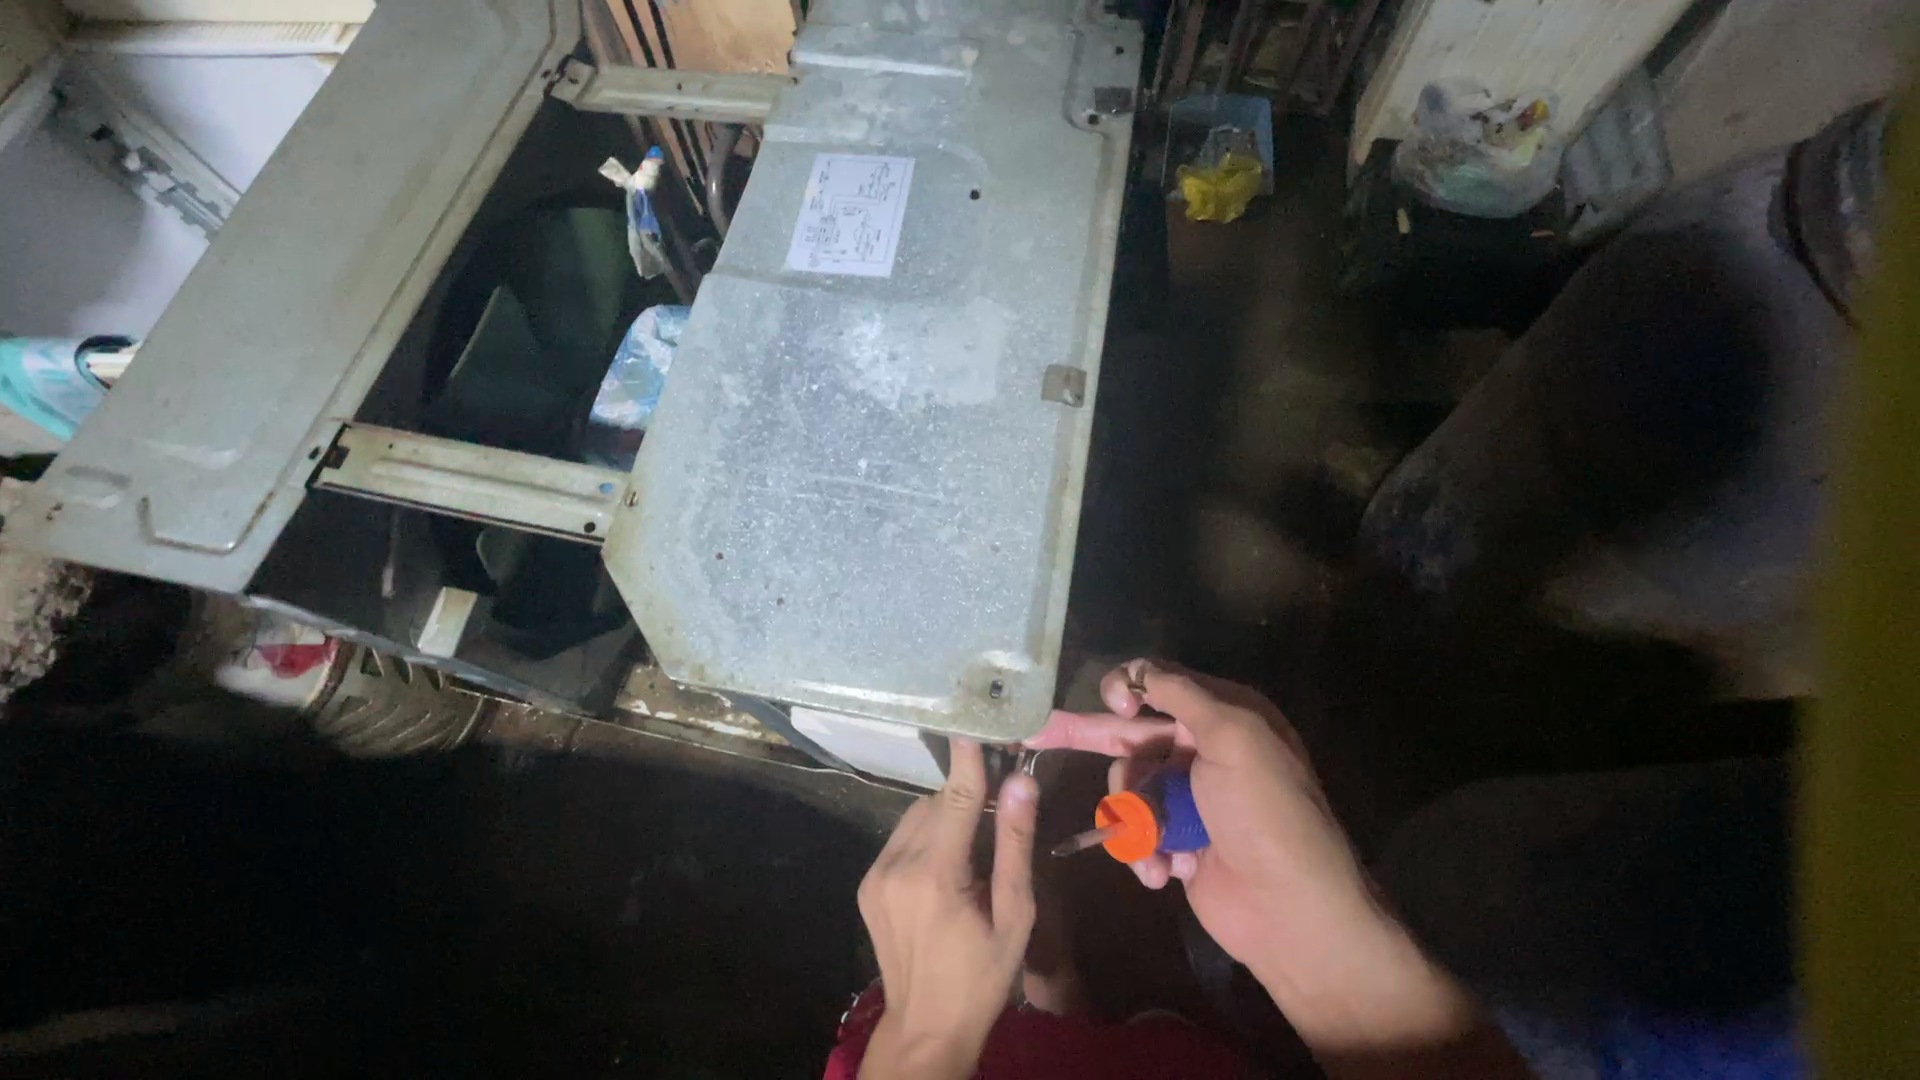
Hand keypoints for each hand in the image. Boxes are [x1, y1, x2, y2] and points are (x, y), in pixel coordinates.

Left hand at [856, 739, 1038, 1079]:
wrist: (925, 1028)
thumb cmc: (982, 976)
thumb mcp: (1014, 916)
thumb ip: (1015, 846)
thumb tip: (1020, 784)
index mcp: (936, 875)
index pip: (957, 798)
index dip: (968, 759)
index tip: (974, 722)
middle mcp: (897, 865)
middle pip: (937, 803)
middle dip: (967, 796)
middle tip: (998, 807)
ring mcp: (876, 874)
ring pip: (916, 816)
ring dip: (946, 815)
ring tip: (973, 844)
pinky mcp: (867, 883)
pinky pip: (901, 837)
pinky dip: (926, 835)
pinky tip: (946, 863)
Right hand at [1028, 662, 1481, 1054]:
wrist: (1291, 910)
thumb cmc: (1264, 812)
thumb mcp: (1233, 737)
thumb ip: (1182, 694)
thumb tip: (1140, 671)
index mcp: (1223, 716)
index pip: (1160, 683)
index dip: (1128, 688)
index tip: (1113, 706)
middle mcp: (1203, 749)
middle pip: (1131, 733)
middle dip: (1088, 735)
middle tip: (1035, 732)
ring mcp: (1187, 797)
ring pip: (1126, 784)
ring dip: (1131, 813)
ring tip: (1154, 840)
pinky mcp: (1174, 838)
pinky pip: (1133, 828)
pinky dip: (1142, 849)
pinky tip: (1163, 869)